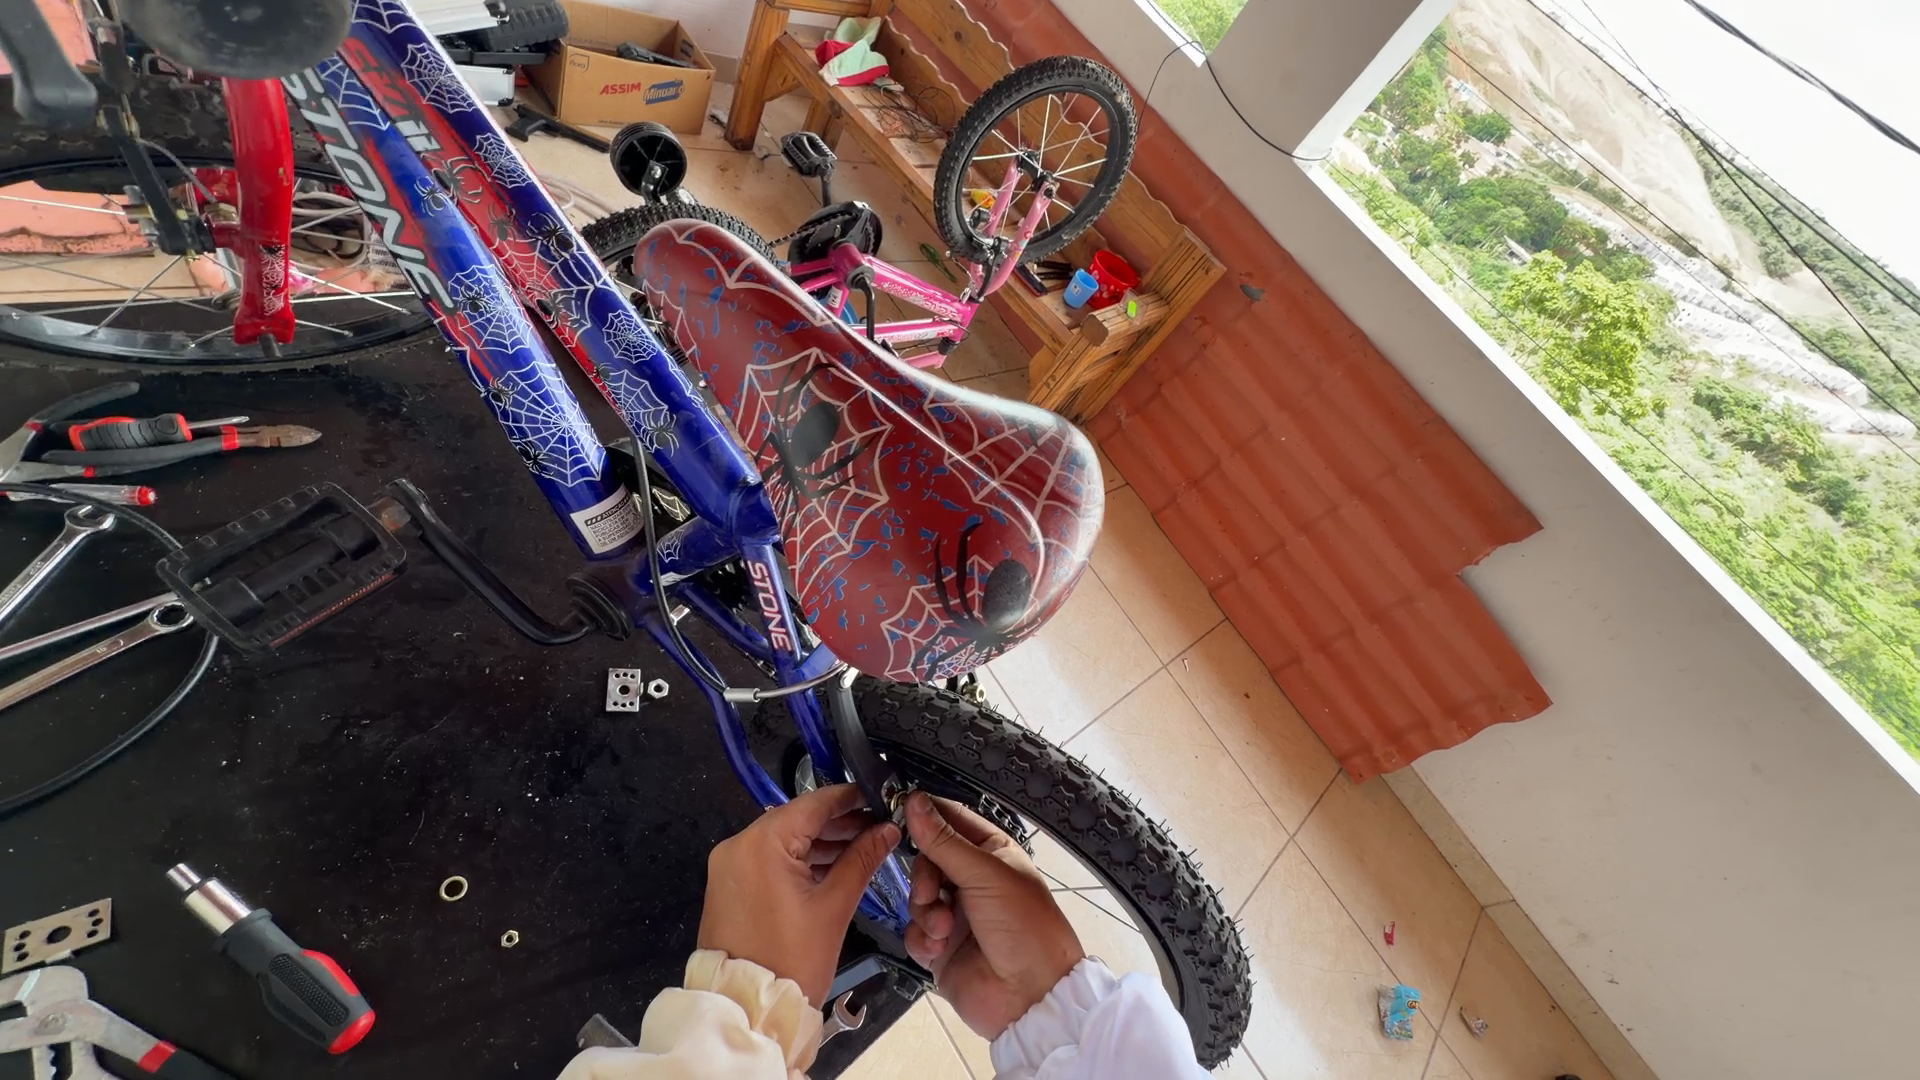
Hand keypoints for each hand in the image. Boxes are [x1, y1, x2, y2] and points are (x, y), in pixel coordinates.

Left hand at [698, 784, 900, 1005]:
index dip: (850, 798)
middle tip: (877, 826)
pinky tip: (833, 865)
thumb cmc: (791, 961)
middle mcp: (738, 845)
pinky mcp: (729, 885)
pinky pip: (770, 858)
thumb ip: (862, 859)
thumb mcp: (834, 906)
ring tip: (862, 847)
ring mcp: (730, 866)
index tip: (877, 797)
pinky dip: (800, 860)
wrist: (746, 1014)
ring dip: (821, 842)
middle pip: (799, 819)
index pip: (814, 803)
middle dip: (839, 823)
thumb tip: (887, 830)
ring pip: (785, 839)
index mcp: (762, 843)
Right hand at [904, 792, 1084, 1039]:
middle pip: (927, 859)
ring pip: (918, 895)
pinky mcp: (941, 946)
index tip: (898, 809)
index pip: (951, 820)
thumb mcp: (985, 875)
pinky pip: (914, 931)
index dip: (925, 815)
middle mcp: (972, 879)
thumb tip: (915, 801)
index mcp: (991, 851)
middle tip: (931, 891)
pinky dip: (923, 937)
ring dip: (926, 910)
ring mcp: (956, 913)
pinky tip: (939, 946)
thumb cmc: (1025, 927)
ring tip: (944, 928)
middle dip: (924, 875)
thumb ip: (944, 841)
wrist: (1031, 999)